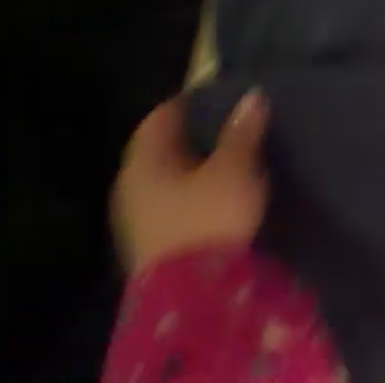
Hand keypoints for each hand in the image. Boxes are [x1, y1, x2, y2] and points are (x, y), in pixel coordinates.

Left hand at [111, 91, 269, 273]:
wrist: (191, 291)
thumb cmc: (209, 215)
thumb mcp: (235, 167)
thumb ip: (243, 132)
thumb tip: (252, 95)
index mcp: (144, 163)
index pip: (159, 119)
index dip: (188, 102)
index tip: (221, 94)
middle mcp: (132, 185)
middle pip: (161, 147)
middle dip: (195, 133)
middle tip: (234, 120)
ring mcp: (138, 215)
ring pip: (168, 174)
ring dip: (196, 161)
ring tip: (235, 152)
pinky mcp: (155, 236)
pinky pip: (174, 196)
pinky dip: (196, 185)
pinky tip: (222, 186)